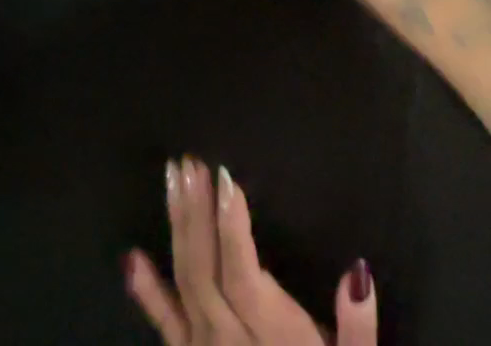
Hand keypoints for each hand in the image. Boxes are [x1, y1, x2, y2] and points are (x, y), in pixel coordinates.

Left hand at [125, 158, 376, 345]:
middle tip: (191, 163)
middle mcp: (228, 341)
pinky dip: (145, 290)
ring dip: (177, 229)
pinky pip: (163, 323)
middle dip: (197, 213)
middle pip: (204, 272)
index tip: (226, 179)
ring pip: (183, 285)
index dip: (232, 228)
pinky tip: (133, 255)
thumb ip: (357, 328)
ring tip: (172, 179)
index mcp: (273, 338)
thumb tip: (357, 272)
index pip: (243, 276)